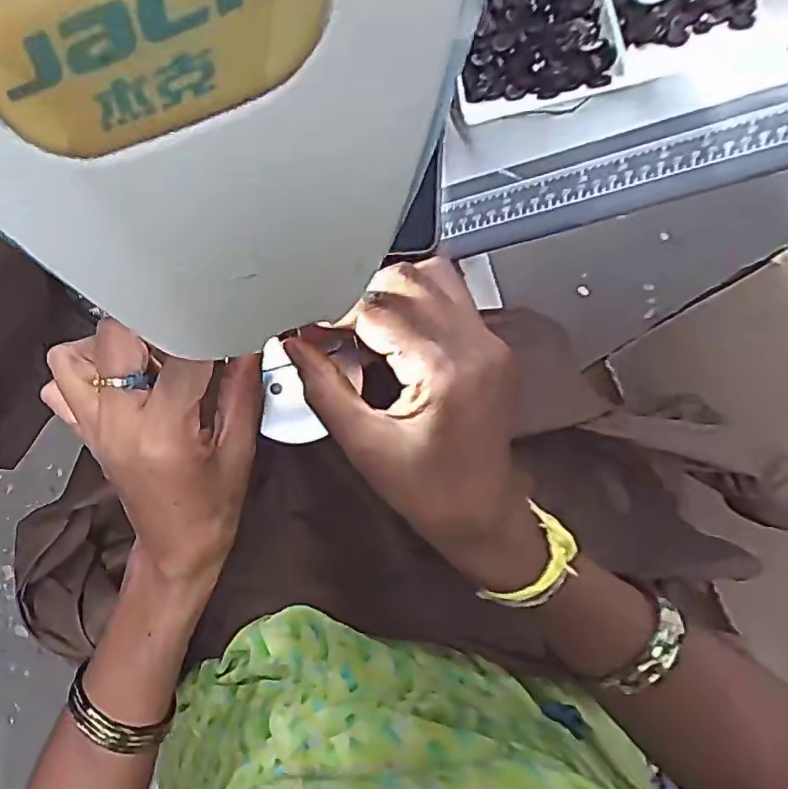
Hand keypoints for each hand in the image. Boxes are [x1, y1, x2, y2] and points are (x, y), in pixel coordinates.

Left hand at [43, 319, 262, 588]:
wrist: (175, 550)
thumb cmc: (209, 511)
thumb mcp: (238, 450)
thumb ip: (242, 389)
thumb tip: (249, 341)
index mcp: (160, 429)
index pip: (177, 350)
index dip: (206, 327)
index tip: (221, 321)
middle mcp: (116, 423)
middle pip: (113, 334)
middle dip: (152, 324)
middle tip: (181, 340)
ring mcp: (93, 427)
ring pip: (72, 354)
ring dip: (109, 345)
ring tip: (146, 359)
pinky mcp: (85, 433)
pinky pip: (60, 385)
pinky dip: (84, 371)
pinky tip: (119, 380)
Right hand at [285, 258, 545, 590]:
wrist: (480, 512)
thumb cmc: (428, 491)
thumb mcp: (363, 443)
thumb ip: (323, 387)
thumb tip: (295, 346)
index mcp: (445, 370)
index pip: (377, 310)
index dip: (332, 312)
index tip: (306, 326)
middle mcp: (477, 345)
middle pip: (407, 280)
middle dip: (358, 296)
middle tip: (329, 327)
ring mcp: (490, 342)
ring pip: (433, 277)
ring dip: (388, 291)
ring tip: (358, 325)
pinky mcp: (492, 346)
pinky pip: (451, 298)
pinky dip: (413, 302)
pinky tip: (389, 332)